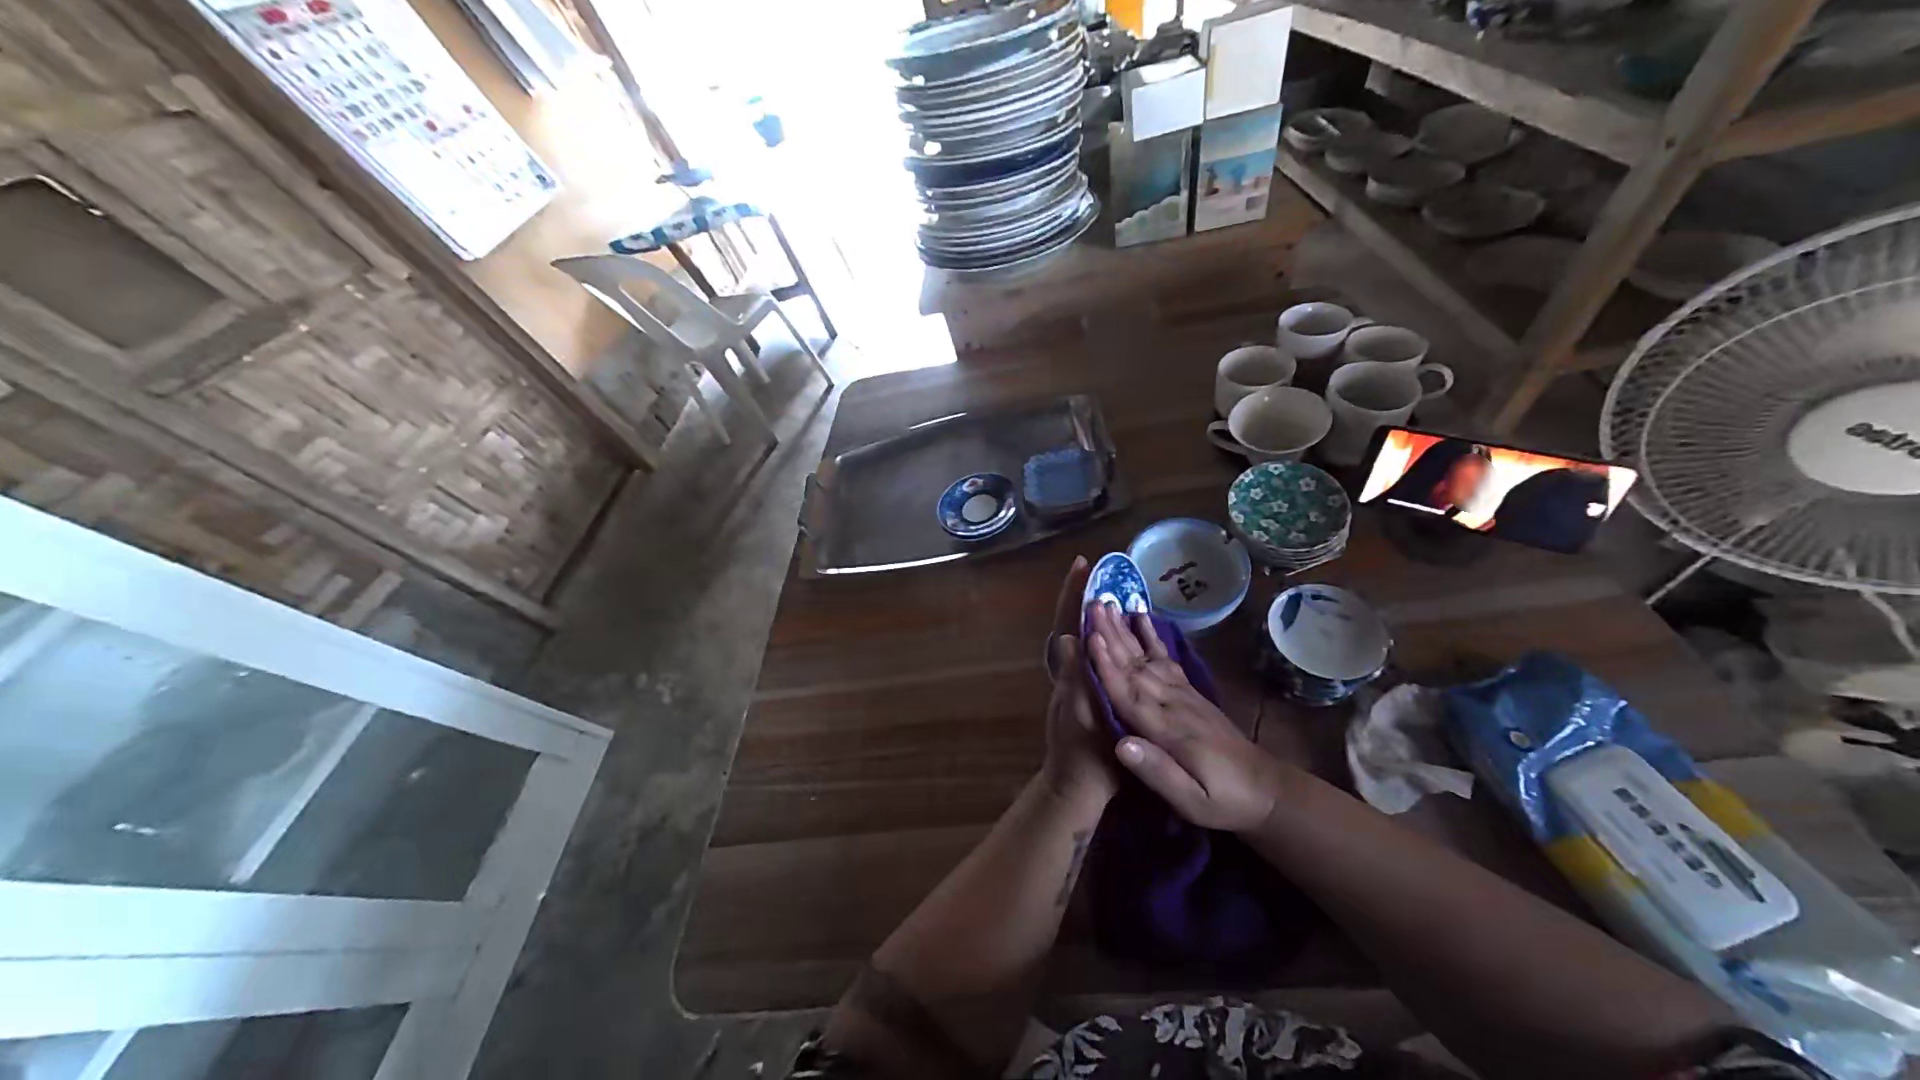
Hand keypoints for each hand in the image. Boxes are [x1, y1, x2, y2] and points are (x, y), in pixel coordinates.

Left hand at [1042, 557, 1119, 805]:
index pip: (1067, 623)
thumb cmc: (1083, 756)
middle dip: (1084, 594)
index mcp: (1068, 673)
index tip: (1081, 566)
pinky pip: (1102, 654)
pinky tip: (1127, 628)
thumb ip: (1074, 679)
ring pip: (1090, 636)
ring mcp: (1082, 681)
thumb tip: (1069, 638)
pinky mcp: (1095, 692)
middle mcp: (1071, 671)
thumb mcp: (1080, 717)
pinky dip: (1110, 634)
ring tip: (1116, 586)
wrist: (1081, 787)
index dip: (1072, 595)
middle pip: (1076, 623)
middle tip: (1099, 567)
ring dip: (1099, 610)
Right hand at [1085, 602, 1285, 831]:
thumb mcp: (1191, 801)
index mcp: (1169, 731)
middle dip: (1112, 636)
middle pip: (1136, 666)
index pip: (1131, 694)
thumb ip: (1157, 772)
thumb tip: (1121, 744)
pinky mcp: (1191, 693)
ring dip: (1125, 631)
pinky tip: (1141, 618)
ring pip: (1147, 658)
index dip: (1108, 667)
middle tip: (1091, 605)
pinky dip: (1152, 637)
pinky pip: (1167, 660)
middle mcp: (1174, 705)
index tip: (1090, 639)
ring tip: (1107, 605)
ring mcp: (1184, 696)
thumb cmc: (1223, 801)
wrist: (1266, 790)